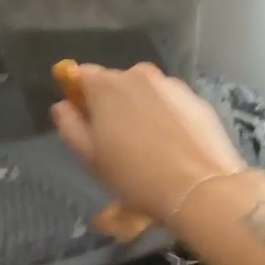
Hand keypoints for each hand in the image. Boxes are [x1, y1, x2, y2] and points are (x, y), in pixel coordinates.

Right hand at [49, 63, 247, 221]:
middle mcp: (138, 75)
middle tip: (116, 140)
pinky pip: (170, 103)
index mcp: (106, 85)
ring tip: (148, 146)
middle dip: (111, 104)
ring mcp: (171, 85)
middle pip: (115, 82)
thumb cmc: (135, 175)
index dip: (79, 95)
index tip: (84, 121)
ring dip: (140, 109)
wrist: (201, 189)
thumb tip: (63, 106)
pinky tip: (172, 146)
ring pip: (145, 92)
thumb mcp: (90, 157)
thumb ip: (70, 126)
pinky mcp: (196, 99)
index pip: (80, 74)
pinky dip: (166, 116)